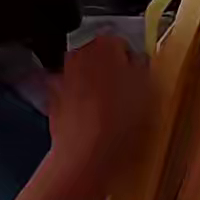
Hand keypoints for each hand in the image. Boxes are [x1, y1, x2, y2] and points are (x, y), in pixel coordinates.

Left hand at [47, 34, 148, 180]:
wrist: (85, 156)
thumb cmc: (121, 119)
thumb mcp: (149, 88)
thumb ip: (143, 67)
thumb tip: (137, 63)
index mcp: (106, 44)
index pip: (122, 43)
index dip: (131, 61)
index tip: (137, 76)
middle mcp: (80, 54)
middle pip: (99, 56)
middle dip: (109, 69)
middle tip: (124, 91)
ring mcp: (62, 77)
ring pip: (83, 74)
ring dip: (92, 83)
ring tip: (107, 107)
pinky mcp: (50, 101)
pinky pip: (69, 94)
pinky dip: (77, 100)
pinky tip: (90, 118)